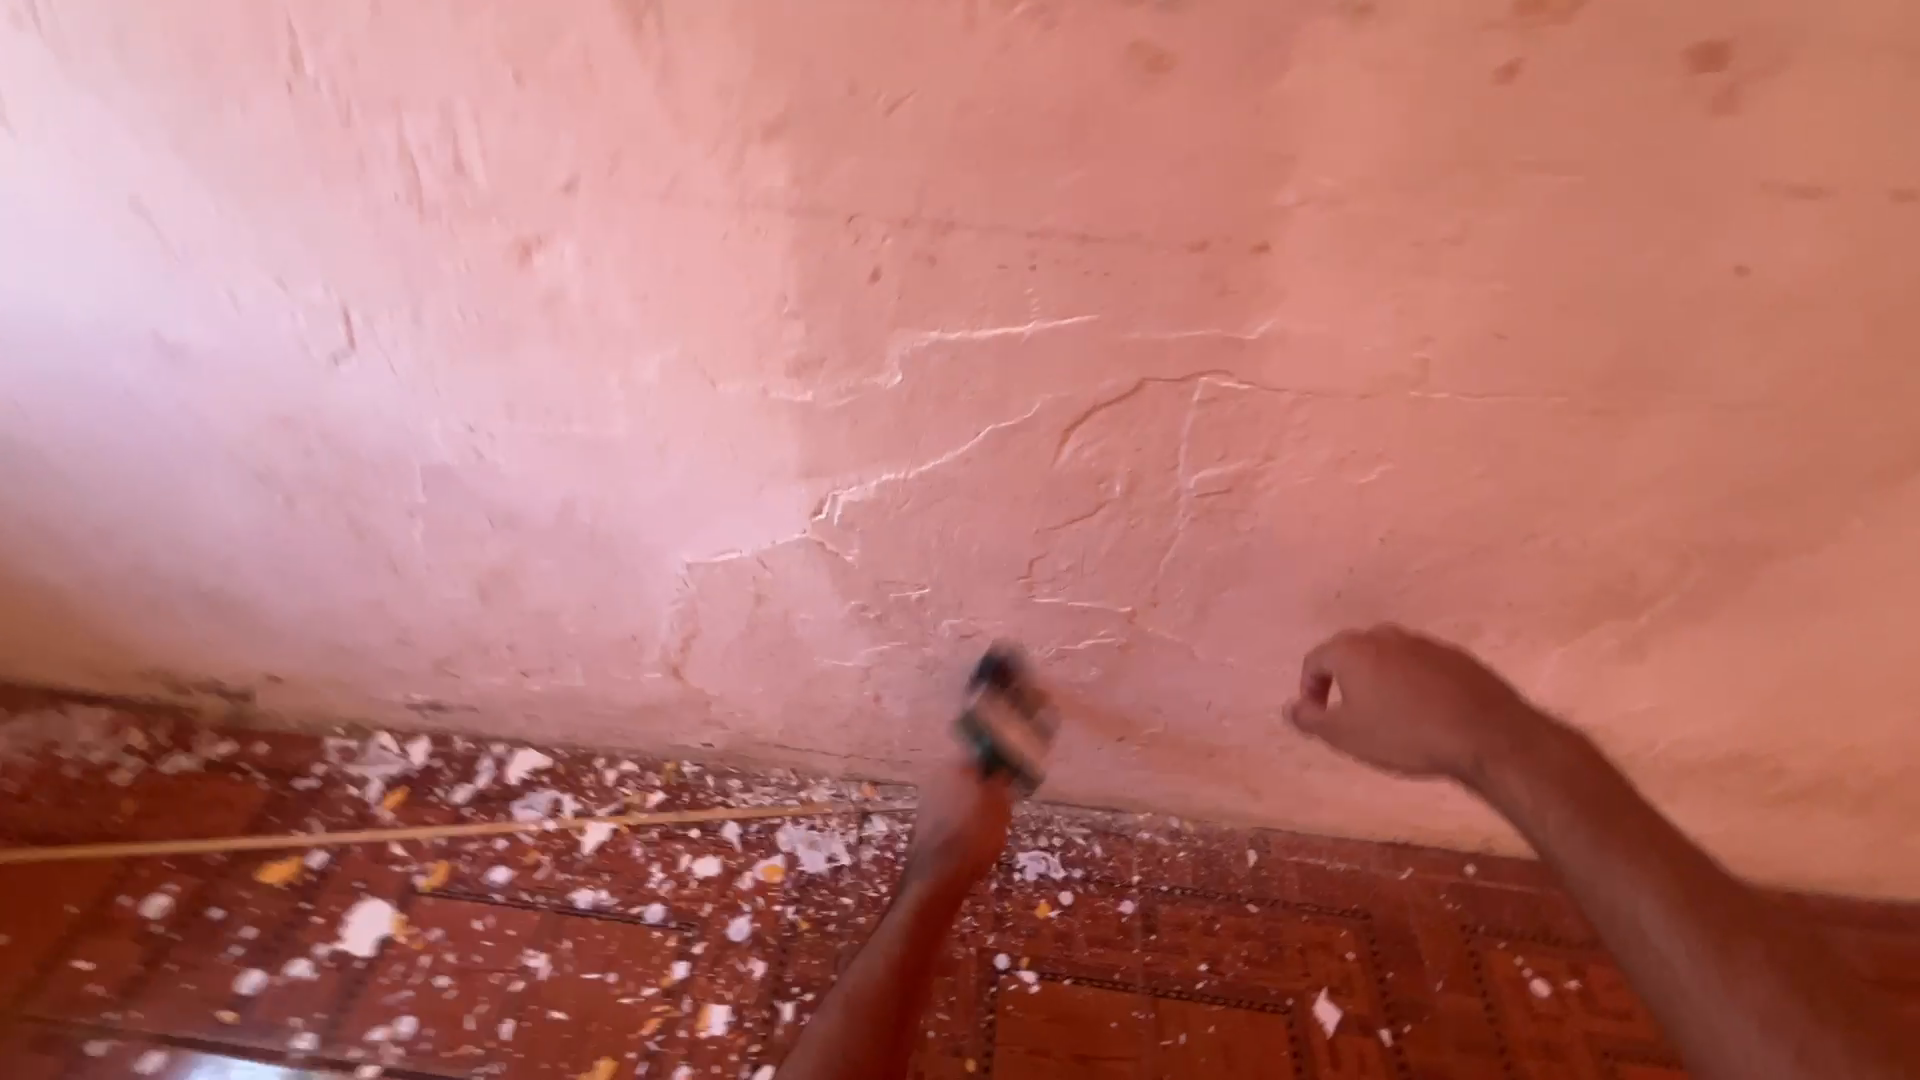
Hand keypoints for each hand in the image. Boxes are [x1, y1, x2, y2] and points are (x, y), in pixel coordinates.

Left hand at [904, 764, 1012, 895]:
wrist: (939, 874)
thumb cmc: (975, 834)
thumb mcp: (1000, 805)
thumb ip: (1001, 780)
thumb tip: (1001, 767)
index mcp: (956, 765)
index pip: (983, 754)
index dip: (1000, 766)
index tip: (1013, 779)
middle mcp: (937, 775)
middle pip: (969, 774)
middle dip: (986, 786)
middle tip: (1004, 803)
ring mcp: (927, 798)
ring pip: (959, 793)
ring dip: (974, 803)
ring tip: (992, 824)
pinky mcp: (924, 820)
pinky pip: (950, 812)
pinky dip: (962, 819)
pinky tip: (973, 836)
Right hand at [1284, 624, 1545, 783]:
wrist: (1488, 736)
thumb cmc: (1404, 733)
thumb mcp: (1345, 735)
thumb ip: (1310, 719)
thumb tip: (1289, 707)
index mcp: (1351, 650)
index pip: (1315, 661)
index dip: (1310, 688)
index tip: (1318, 714)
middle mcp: (1385, 637)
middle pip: (1351, 653)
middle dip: (1344, 679)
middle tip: (1350, 712)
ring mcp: (1424, 644)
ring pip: (1388, 658)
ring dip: (1380, 680)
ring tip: (1390, 713)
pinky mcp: (1458, 658)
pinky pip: (1421, 667)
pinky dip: (1414, 684)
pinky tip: (1425, 712)